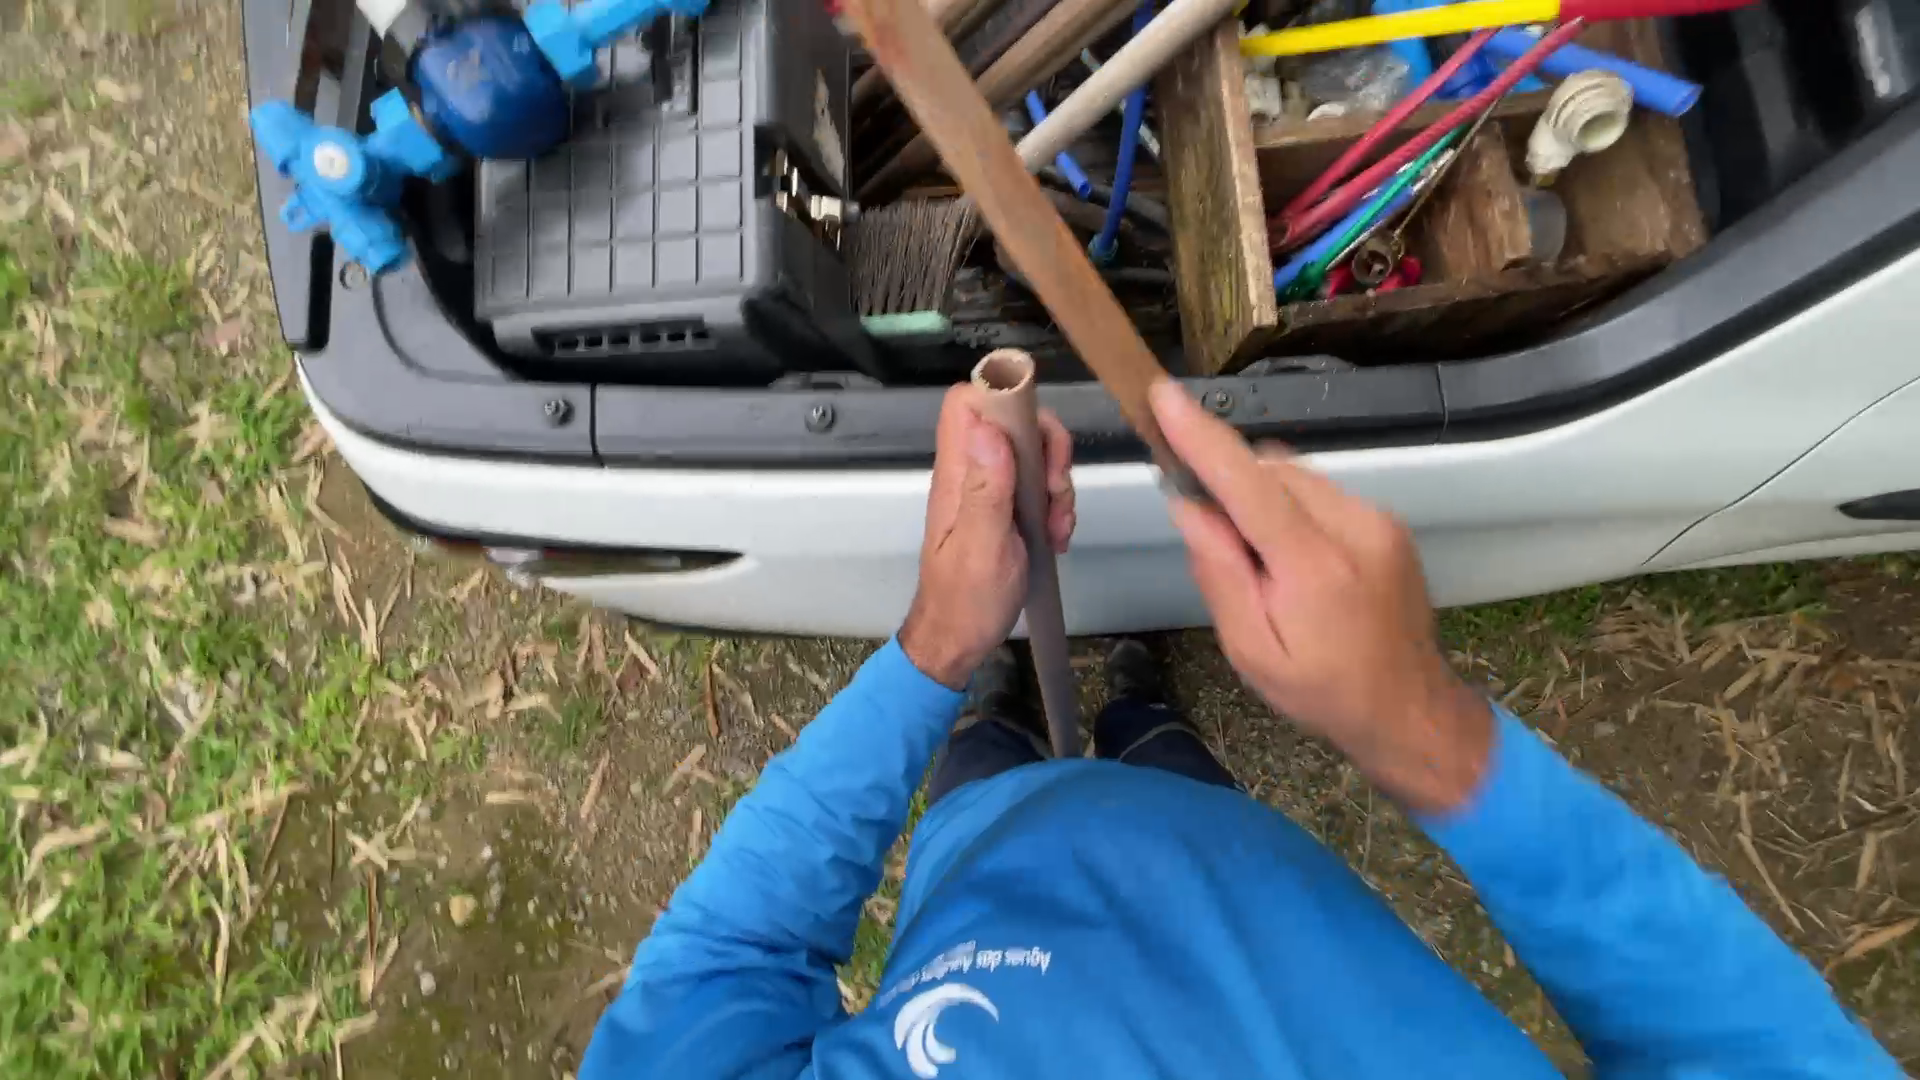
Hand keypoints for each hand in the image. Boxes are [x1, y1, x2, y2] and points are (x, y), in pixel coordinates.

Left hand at [899, 385, 1074, 688]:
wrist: (960, 639)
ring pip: (1034, 457)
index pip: (967, 404)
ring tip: (1057, 529)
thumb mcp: (983, 547)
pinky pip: (1038, 488)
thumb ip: (986, 488)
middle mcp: (971, 473)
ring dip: (1058, 488)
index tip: (1037, 434)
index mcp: (957, 474)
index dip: (1004, 400)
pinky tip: (1055, 538)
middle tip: (1057, 494)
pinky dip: (1055, 507)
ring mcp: (989, 490)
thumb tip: (988, 427)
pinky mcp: (1005, 510)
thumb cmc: (968, 600)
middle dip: (1049, 452)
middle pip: (1015, 424)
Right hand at [1149, 381, 1490, 813]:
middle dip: (1227, 485)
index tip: (1165, 397)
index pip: (1249, 485)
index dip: (1202, 439)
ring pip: (1293, 476)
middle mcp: (1355, 526)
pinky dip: (1286, 507)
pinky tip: (1288, 555)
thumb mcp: (1251, 648)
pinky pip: (1317, 491)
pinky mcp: (1386, 521)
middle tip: (1211, 536)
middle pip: (1269, 472)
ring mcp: (1378, 519)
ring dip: (1257, 497)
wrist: (1412, 708)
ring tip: (1258, 559)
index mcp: (1315, 565)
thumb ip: (1220, 572)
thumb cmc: (1320, 690)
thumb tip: (1189, 506)